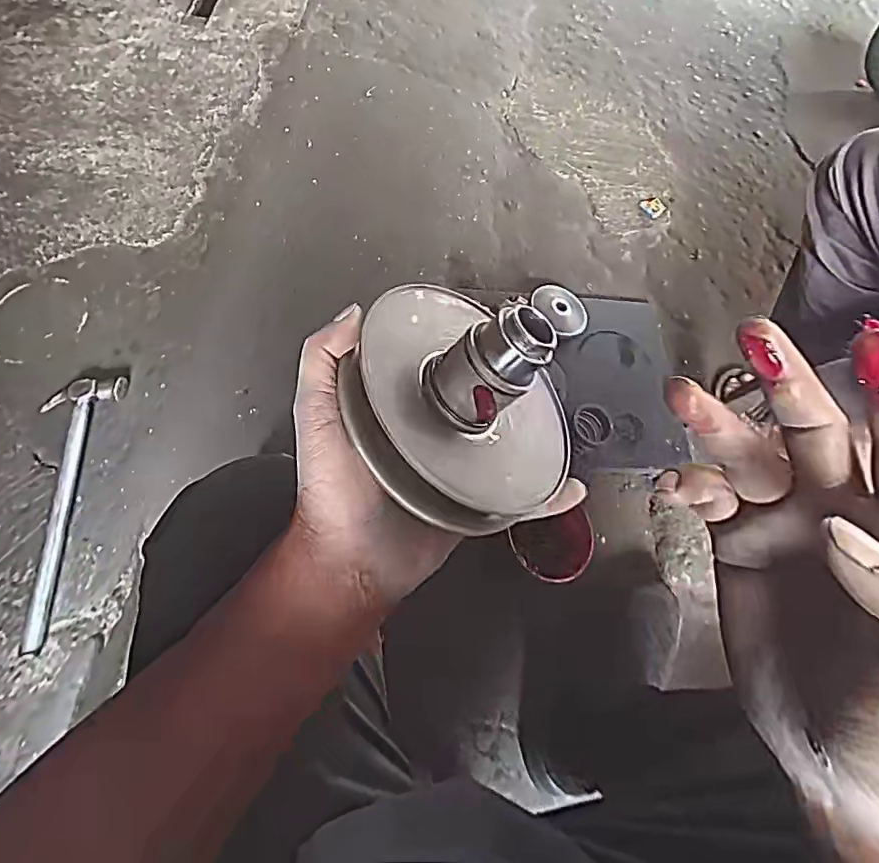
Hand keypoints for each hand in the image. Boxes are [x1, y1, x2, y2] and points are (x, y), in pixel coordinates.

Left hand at [287, 305, 586, 609]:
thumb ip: (319, 362)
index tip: (473, 337)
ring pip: (499, 444)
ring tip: (549, 413)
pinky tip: (564, 485)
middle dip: (499, 388)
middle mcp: (427, 436)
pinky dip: (546, 493)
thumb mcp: (314, 415)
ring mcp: (453, 469)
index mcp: (393, 412)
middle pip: (472, 404)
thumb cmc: (329, 492)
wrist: (350, 561)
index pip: (427, 372)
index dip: (449, 353)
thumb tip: (349, 317)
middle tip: (521, 372)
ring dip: (526, 432)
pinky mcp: (472, 502)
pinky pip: (515, 495)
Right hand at [658, 318, 878, 859]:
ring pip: (753, 458)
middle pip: (820, 434)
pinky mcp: (742, 551)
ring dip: (719, 426)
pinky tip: (676, 486)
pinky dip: (691, 487)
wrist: (856, 792)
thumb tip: (846, 538)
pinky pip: (712, 504)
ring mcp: (790, 531)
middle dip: (791, 385)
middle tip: (758, 340)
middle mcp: (849, 519)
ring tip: (684, 398)